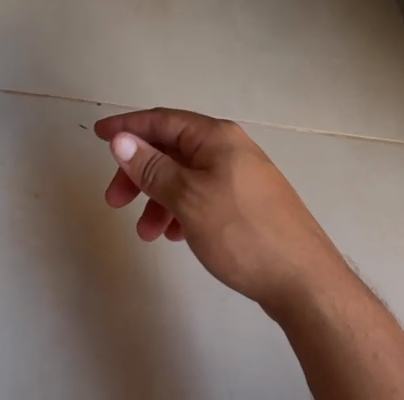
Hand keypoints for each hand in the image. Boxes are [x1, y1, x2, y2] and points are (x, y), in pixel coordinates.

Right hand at [95, 108, 343, 312]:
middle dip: (139, 172)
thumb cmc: (242, 232)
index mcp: (216, 137)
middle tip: (114, 200)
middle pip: (171, 149)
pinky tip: (175, 235)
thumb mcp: (188, 198)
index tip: (98, 135)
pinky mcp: (248, 205)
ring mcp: (241, 176)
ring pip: (185, 177)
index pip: (161, 120)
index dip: (127, 127)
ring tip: (147, 233)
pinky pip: (202, 196)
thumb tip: (122, 140)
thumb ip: (152, 167)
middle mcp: (229, 148)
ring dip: (158, 198)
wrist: (306, 283)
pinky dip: (181, 210)